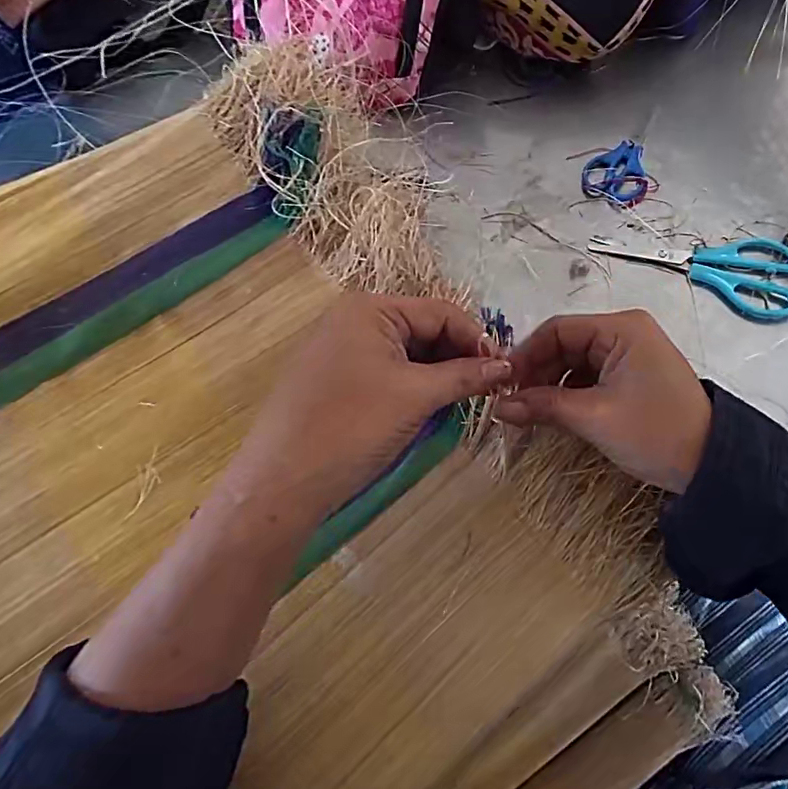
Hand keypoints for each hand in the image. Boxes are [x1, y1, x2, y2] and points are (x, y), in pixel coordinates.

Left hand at [71, 294, 506, 711]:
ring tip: (459, 402)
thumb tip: (505, 365)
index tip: (505, 372)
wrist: (282, 480)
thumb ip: (463, 375)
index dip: (477, 339)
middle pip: (422, 328)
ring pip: (404, 351)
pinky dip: (409, 384)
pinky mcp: (332, 376)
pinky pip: (383, 369)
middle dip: (456, 356)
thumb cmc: (352, 427)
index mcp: (370, 308)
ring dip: (435, 372)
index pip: (441, 311)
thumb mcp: (415, 397)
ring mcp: (338, 347)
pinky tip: (425, 407)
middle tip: (486, 390)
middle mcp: (351, 318)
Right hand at [493, 310, 710, 492]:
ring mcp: (629, 356)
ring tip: (528, 411)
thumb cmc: (655, 432)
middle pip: (565, 345)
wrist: (715, 467)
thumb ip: (543, 406)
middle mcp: (625, 334)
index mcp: (622, 329)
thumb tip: (499, 408)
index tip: (503, 381)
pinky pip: (589, 378)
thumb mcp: (594, 417)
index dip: (527, 354)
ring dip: (550, 385)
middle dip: (537, 372)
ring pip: (574, 363)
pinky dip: (568, 393)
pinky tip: (552, 413)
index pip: (558, 329)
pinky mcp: (631, 378)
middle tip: (512, 401)